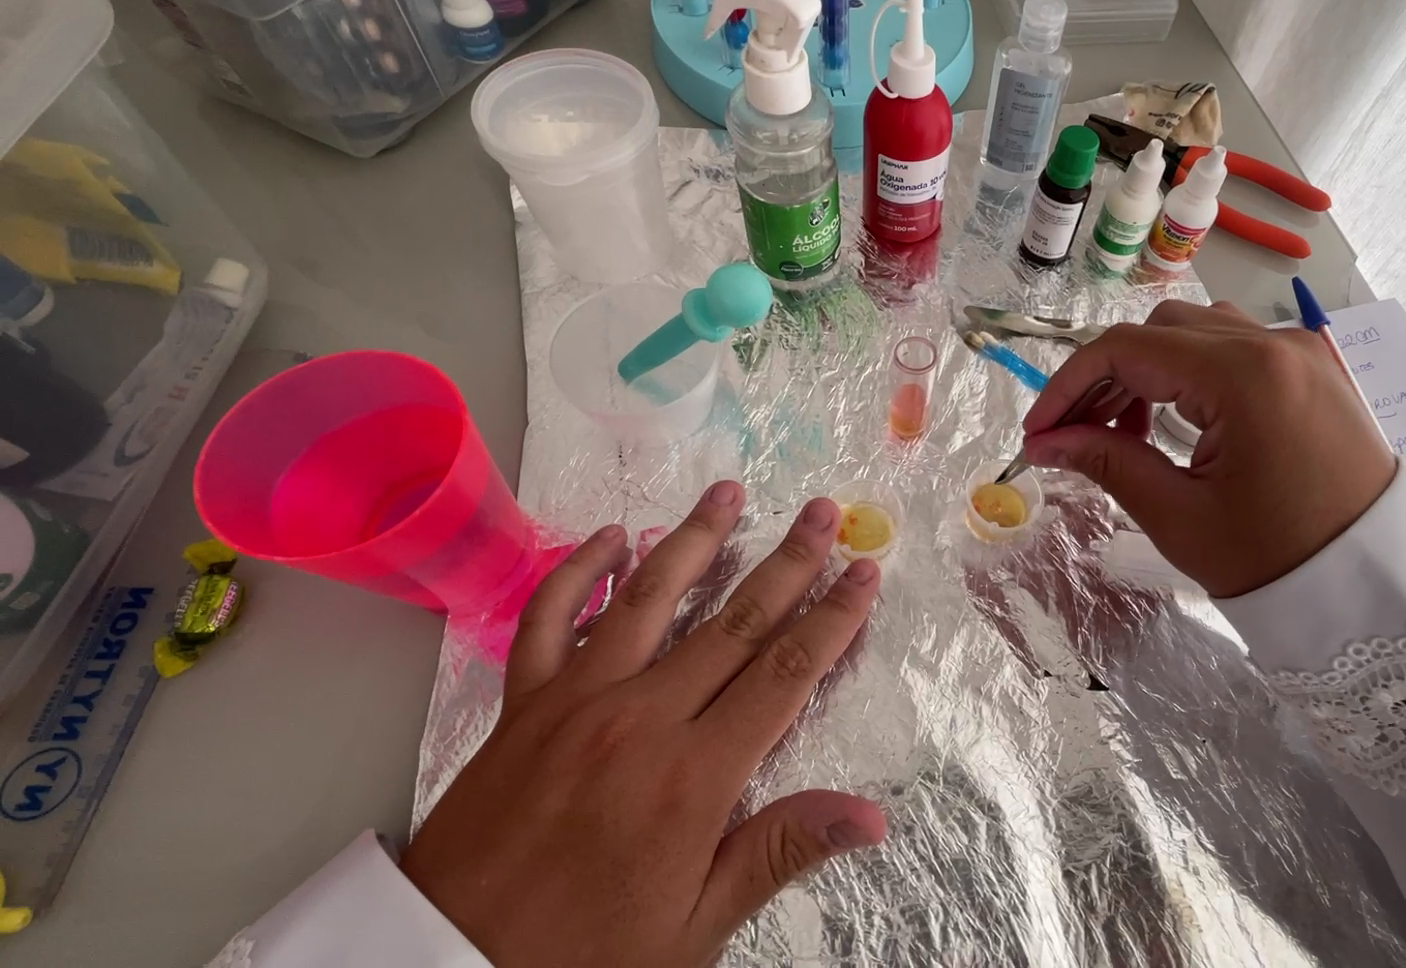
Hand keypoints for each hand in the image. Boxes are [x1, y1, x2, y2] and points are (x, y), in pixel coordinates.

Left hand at [402, 483, 885, 966]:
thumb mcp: (696, 926)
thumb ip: (782, 850)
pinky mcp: (523, 702)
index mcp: (694, 776)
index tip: (864, 572)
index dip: (832, 619)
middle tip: (821, 512)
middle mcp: (641, 718)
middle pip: (732, 622)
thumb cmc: (586, 955)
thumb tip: (873, 817)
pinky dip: (577, 571)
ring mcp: (577, 700)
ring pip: (649, 599)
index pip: (785, 675)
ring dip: (696, 540)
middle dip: (788, 562)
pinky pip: (549, 618)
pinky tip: (609, 536)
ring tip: (730, 492)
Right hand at [1022, 302, 1394, 597]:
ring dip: (1146, 370)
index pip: (1127, 350)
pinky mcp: (1311, 367)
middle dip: (1105, 377)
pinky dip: (1188, 372)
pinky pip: (1231, 347)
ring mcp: (1299, 350)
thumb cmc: (1276, 559)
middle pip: (1158, 331)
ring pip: (1193, 332)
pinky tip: (1173, 420)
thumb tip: (1043, 441)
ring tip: (1123, 431)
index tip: (1037, 431)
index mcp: (1243, 376)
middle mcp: (1274, 343)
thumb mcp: (1179, 516)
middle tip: (1076, 435)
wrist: (1377, 583)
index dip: (1068, 386)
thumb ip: (1105, 461)